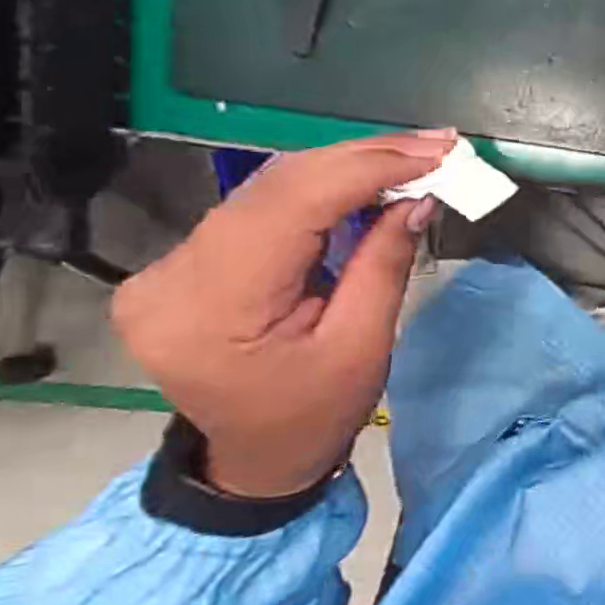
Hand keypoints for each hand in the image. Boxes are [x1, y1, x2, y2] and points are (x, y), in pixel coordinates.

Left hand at [111, 131, 457, 496]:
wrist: (254, 459)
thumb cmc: (313, 417)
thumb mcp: (361, 348)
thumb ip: (384, 264)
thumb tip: (418, 196)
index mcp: (213, 308)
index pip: (293, 204)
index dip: (367, 168)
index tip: (434, 153)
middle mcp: (174, 274)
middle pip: (277, 184)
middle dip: (364, 158)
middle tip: (434, 145)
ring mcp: (170, 263)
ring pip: (270, 186)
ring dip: (346, 166)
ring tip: (411, 155)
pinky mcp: (184, 259)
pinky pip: (261, 205)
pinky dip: (320, 187)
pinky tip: (366, 177)